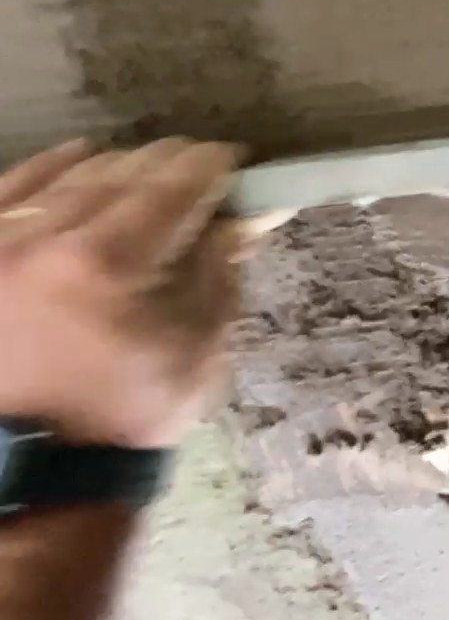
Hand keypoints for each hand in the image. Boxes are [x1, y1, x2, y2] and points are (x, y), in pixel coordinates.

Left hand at [0, 139, 246, 447]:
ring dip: (113, 164)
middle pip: (115, 174)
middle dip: (166, 162)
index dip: (211, 166)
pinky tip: (76, 159)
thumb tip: (252, 213)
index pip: (171, 187)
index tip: (240, 158)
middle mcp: (37, 241)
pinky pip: (3, 195)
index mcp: (107, 261)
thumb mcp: (202, 333)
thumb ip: (220, 264)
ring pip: (58, 177)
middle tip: (205, 162)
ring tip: (148, 162)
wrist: (35, 461)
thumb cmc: (137, 400)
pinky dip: (43, 170)